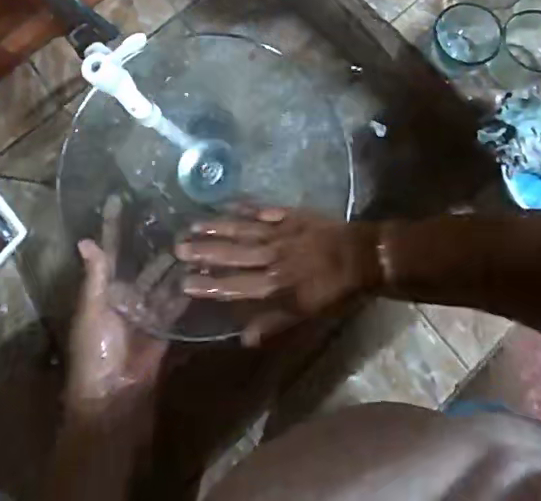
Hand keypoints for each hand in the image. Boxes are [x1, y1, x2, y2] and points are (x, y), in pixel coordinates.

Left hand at [65, 196, 176, 413]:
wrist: (113, 400)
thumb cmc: (95, 352)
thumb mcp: (92, 311)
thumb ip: (95, 276)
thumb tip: (84, 239)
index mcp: (104, 289)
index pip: (109, 250)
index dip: (113, 226)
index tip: (118, 198)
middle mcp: (126, 295)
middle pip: (142, 263)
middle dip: (155, 241)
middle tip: (175, 213)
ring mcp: (146, 311)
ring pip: (163, 280)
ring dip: (176, 262)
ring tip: (194, 235)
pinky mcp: (164, 327)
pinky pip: (177, 303)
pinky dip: (189, 289)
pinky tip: (204, 269)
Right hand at [173, 207, 382, 346]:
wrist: (362, 256)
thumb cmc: (335, 292)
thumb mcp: (308, 315)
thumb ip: (276, 323)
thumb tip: (243, 336)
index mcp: (275, 286)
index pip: (234, 286)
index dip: (209, 285)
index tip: (184, 282)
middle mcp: (271, 258)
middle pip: (232, 255)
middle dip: (204, 252)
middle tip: (178, 247)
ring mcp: (278, 233)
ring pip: (241, 230)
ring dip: (216, 228)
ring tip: (193, 225)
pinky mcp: (288, 215)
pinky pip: (261, 210)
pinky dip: (243, 207)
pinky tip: (226, 204)